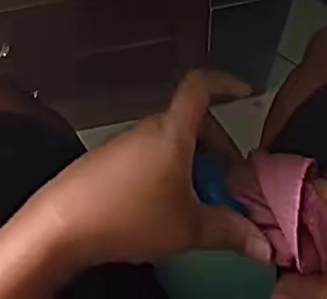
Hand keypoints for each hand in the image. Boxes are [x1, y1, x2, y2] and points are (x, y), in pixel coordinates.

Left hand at [18, 71, 272, 271]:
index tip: (245, 92)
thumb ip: (228, 231)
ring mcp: (129, 141)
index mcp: (172, 129)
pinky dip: (170, 169)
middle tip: (230, 177)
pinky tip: (169, 205)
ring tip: (201, 199)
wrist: (65, 221)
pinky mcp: (112, 159)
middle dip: (216, 144)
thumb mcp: (188, 228)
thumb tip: (261, 244)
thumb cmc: (127, 214)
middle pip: (191, 119)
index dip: (226, 82)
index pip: (200, 85)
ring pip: (172, 139)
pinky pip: (152, 153)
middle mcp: (150, 126)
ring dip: (193, 161)